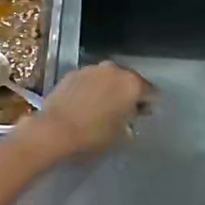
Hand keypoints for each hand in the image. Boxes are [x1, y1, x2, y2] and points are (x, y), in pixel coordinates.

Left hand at [9, 61, 149, 163]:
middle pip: (128, 81)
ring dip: (108, 89)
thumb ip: (130, 121)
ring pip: (107, 78)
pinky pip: (89, 80)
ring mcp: (91, 68)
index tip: (143, 116)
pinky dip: (90, 88)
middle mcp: (114, 69)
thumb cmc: (92, 136)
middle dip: (128, 94)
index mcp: (132, 84)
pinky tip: (84, 104)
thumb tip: (129, 117)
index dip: (148, 105)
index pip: (150, 92)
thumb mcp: (120, 135)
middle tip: (123, 112)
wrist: (53, 130)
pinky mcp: (72, 73)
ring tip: (102, 108)